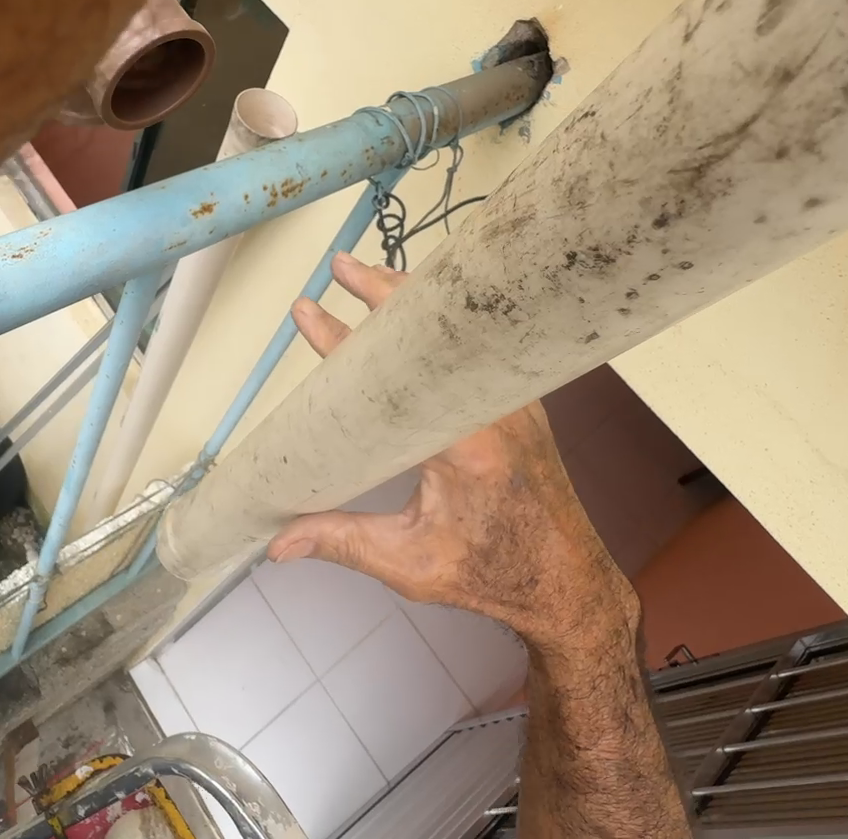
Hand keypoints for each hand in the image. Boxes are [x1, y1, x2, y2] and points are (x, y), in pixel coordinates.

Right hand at [268, 253, 640, 659]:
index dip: (342, 341)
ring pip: (458, 330)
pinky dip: (441, 320)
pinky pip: (477, 343)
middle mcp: (494, 409)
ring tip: (370, 275)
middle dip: (380, 293)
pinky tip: (418, 309)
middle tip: (342, 268)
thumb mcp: (411, 564)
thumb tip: (281, 541)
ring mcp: (512, 400)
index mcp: (465, 444)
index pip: (389, 378)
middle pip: (430, 332)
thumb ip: (342, 542)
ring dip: (411, 299)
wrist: (566, 580)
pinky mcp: (518, 401)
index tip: (309, 315)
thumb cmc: (496, 572)